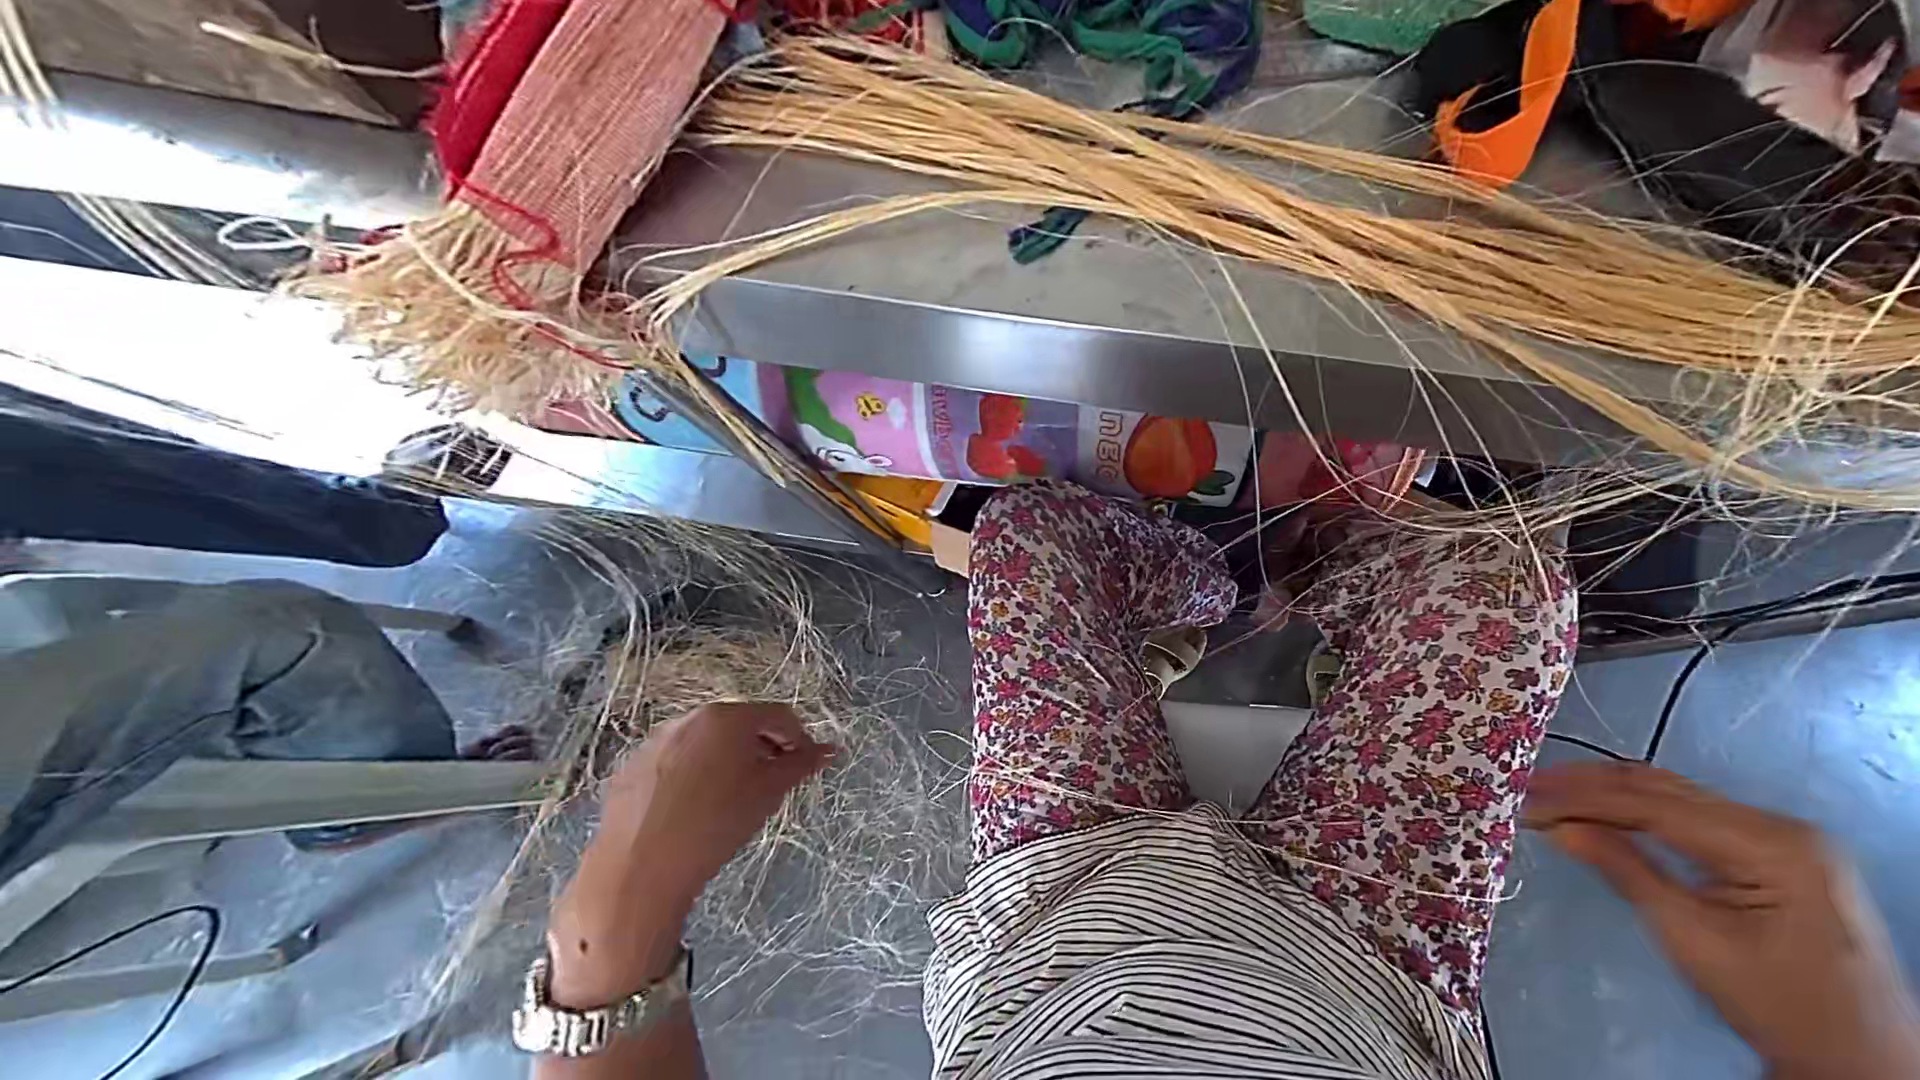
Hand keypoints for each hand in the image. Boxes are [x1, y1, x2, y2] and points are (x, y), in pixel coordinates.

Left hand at [545, 702, 830, 1006]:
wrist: (639, 870)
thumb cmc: (717, 823)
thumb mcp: (769, 792)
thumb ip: (801, 765)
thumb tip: (829, 750)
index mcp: (727, 717)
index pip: (778, 715)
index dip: (798, 738)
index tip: (803, 766)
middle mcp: (689, 718)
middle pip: (740, 724)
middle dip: (762, 748)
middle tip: (770, 783)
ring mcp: (656, 741)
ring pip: (706, 742)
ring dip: (727, 760)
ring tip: (731, 799)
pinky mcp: (631, 767)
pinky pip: (675, 761)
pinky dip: (693, 775)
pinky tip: (692, 810)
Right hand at [1525, 763, 1919, 1079]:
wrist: (1863, 1062)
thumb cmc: (1775, 1001)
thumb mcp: (1688, 934)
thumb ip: (1622, 867)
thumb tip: (1555, 825)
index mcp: (1771, 844)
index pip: (1651, 805)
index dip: (1579, 799)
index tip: (1524, 800)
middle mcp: (1779, 826)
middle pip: (1660, 790)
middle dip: (1586, 787)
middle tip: (1525, 788)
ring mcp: (1779, 837)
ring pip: (1670, 795)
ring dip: (1605, 793)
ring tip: (1547, 793)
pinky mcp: (1770, 851)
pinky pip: (1688, 815)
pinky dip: (1634, 810)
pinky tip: (1596, 811)